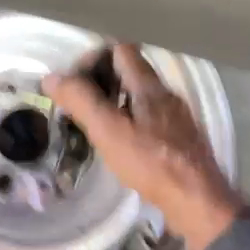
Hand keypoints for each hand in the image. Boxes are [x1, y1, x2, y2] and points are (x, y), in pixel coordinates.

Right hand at [43, 44, 247, 249]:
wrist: (197, 201)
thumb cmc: (151, 162)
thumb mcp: (109, 130)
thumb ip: (81, 100)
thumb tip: (52, 77)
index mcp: (149, 85)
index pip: (120, 49)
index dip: (94, 57)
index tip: (75, 83)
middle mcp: (166, 93)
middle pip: (130, 70)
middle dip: (100, 80)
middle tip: (78, 104)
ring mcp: (176, 116)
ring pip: (139, 95)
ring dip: (114, 101)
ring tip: (93, 124)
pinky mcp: (180, 138)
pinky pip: (149, 117)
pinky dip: (129, 121)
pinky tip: (119, 144)